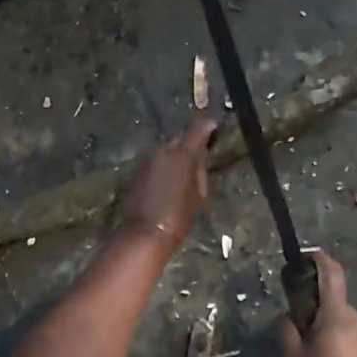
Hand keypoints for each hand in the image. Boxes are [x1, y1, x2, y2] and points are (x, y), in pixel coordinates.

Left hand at [116, 116, 217, 251]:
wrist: (146, 231)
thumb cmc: (179, 215)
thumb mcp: (199, 194)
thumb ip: (200, 170)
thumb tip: (200, 156)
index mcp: (182, 153)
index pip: (197, 129)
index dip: (207, 125)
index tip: (215, 124)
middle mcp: (164, 150)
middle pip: (180, 137)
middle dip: (190, 140)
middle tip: (202, 148)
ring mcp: (150, 158)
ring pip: (167, 148)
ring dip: (177, 151)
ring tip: (188, 163)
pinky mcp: (140, 169)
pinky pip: (158, 159)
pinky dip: (167, 161)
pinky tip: (173, 174)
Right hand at [280, 252, 356, 356]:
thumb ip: (287, 329)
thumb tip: (290, 317)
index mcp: (336, 314)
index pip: (331, 272)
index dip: (318, 258)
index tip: (304, 257)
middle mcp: (356, 318)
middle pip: (332, 300)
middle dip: (314, 307)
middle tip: (297, 328)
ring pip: (340, 319)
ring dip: (325, 326)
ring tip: (311, 354)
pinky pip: (350, 335)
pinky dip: (337, 341)